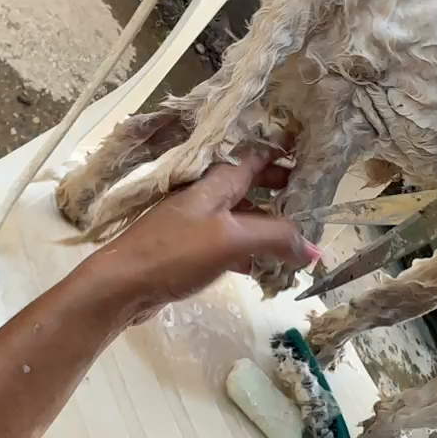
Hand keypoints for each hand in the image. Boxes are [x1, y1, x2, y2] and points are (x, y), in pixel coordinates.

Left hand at [78, 145, 319, 323]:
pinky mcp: (191, 252)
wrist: (123, 284)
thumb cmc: (176, 252)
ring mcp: (197, 224)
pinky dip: (251, 252)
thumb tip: (313, 248)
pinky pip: (230, 245)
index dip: (283, 153)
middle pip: (251, 185)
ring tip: (299, 240)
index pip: (256, 156)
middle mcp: (207, 197)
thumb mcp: (232, 239)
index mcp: (216, 182)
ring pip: (243, 217)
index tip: (312, 155)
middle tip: (313, 201)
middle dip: (281, 190)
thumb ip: (276, 237)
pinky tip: (265, 269)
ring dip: (270, 226)